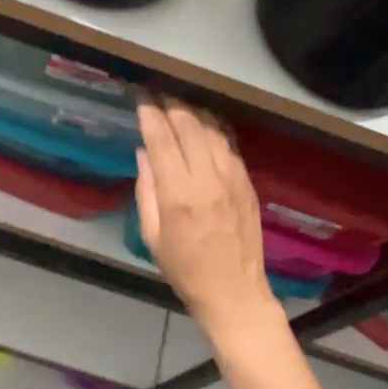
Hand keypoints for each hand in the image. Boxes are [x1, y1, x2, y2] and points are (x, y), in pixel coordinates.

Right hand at [136, 96, 278, 335]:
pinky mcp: (247, 183)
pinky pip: (229, 145)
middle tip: (157, 95)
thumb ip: (146, 191)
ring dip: (194, 113)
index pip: (162, 139)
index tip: (140, 98)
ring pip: (212, 130)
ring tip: (178, 105)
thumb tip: (144, 153)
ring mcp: (232, 179)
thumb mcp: (152, 236)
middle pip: (189, 126)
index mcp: (178, 195)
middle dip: (171, 105)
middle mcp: (207, 179)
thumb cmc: (185, 271)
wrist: (234, 292)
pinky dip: (214, 129)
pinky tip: (205, 126)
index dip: (149, 114)